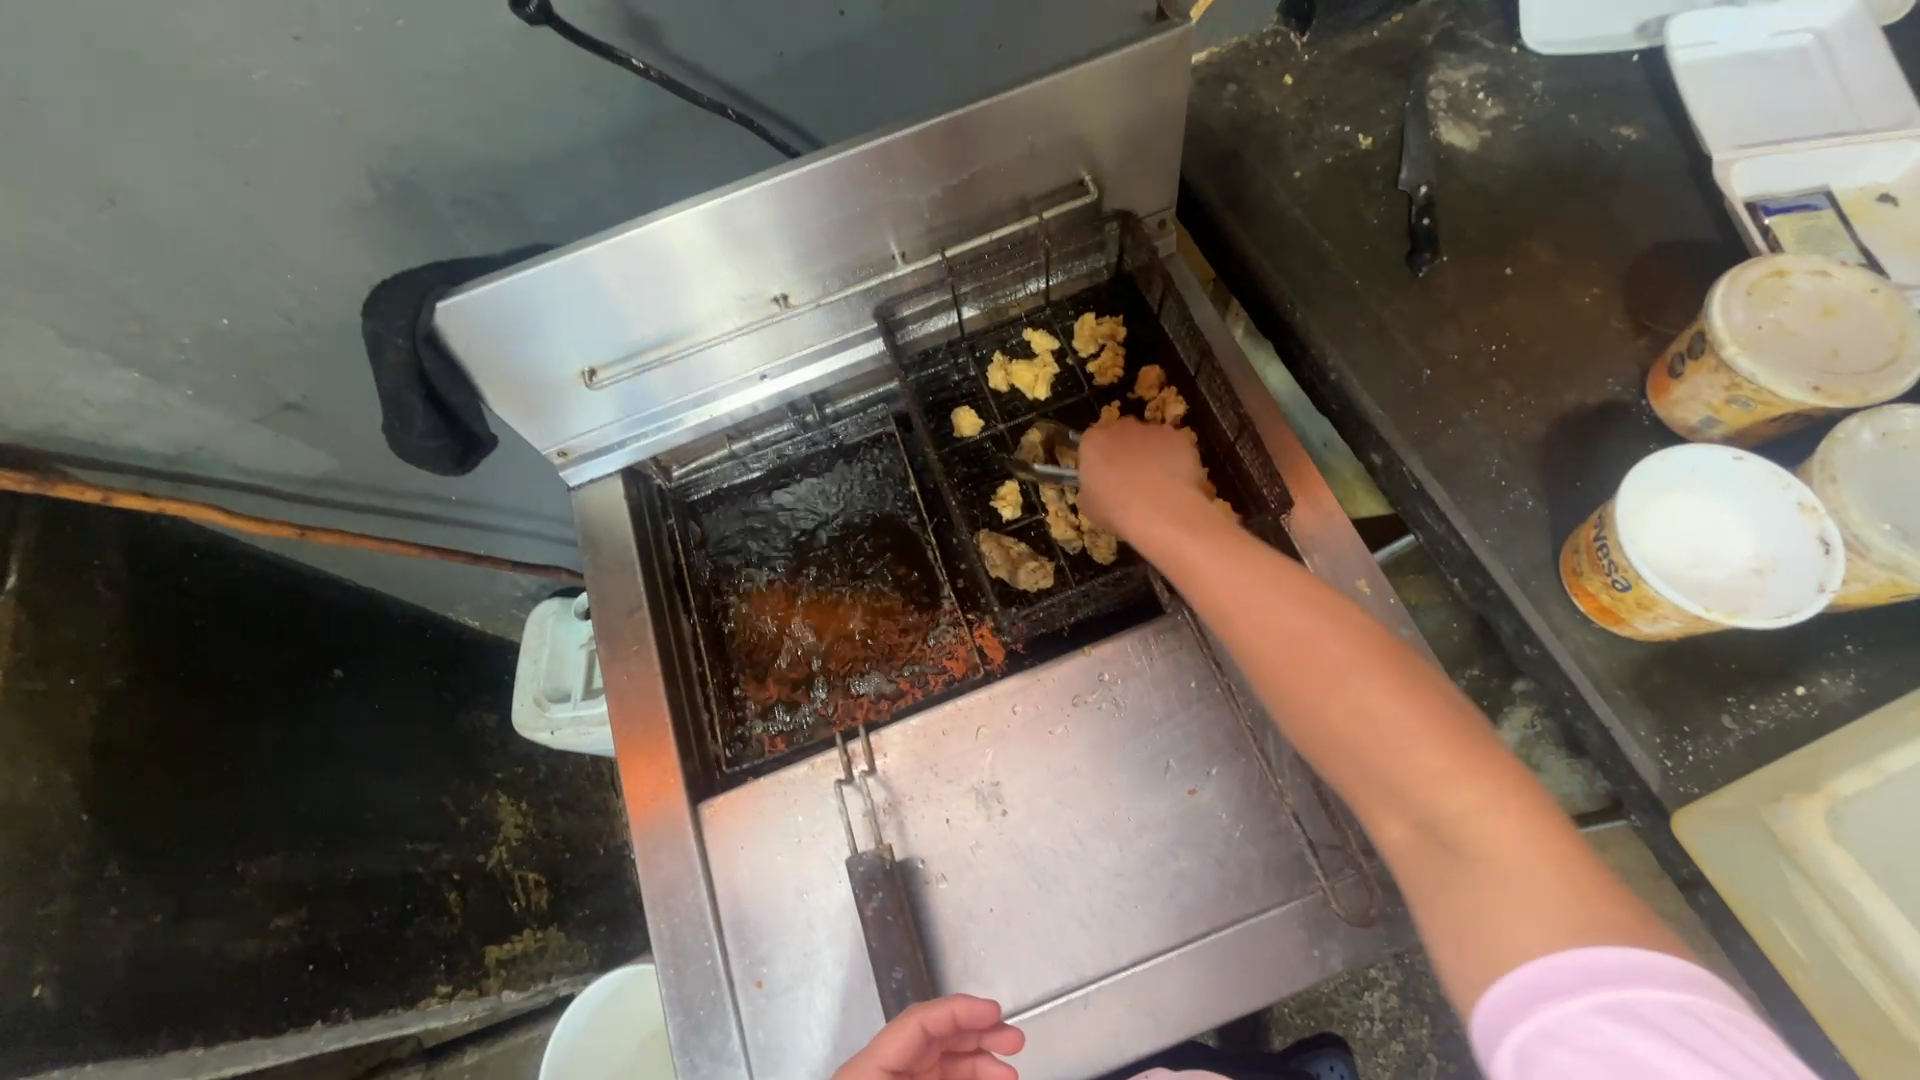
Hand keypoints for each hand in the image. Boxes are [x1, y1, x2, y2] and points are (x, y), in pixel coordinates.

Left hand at [831, 995, 1024, 1079]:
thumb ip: (950, 1077)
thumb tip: (995, 1068)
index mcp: (869, 1065)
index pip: (920, 1020)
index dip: (960, 1010)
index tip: (995, 1011)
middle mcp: (880, 1068)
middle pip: (934, 1038)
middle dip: (978, 1035)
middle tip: (1015, 1040)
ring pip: (941, 1062)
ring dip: (978, 1063)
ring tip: (1010, 1072)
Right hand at [1076, 418, 1211, 541]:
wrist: (1161, 512)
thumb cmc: (1116, 510)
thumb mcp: (1087, 505)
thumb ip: (1089, 486)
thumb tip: (1097, 485)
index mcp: (1093, 440)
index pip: (1092, 441)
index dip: (1100, 458)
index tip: (1105, 475)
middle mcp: (1122, 427)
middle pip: (1122, 433)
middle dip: (1125, 449)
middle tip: (1131, 476)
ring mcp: (1154, 430)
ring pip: (1151, 438)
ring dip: (1152, 453)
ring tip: (1158, 481)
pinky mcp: (1180, 437)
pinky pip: (1176, 445)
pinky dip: (1176, 457)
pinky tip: (1177, 480)